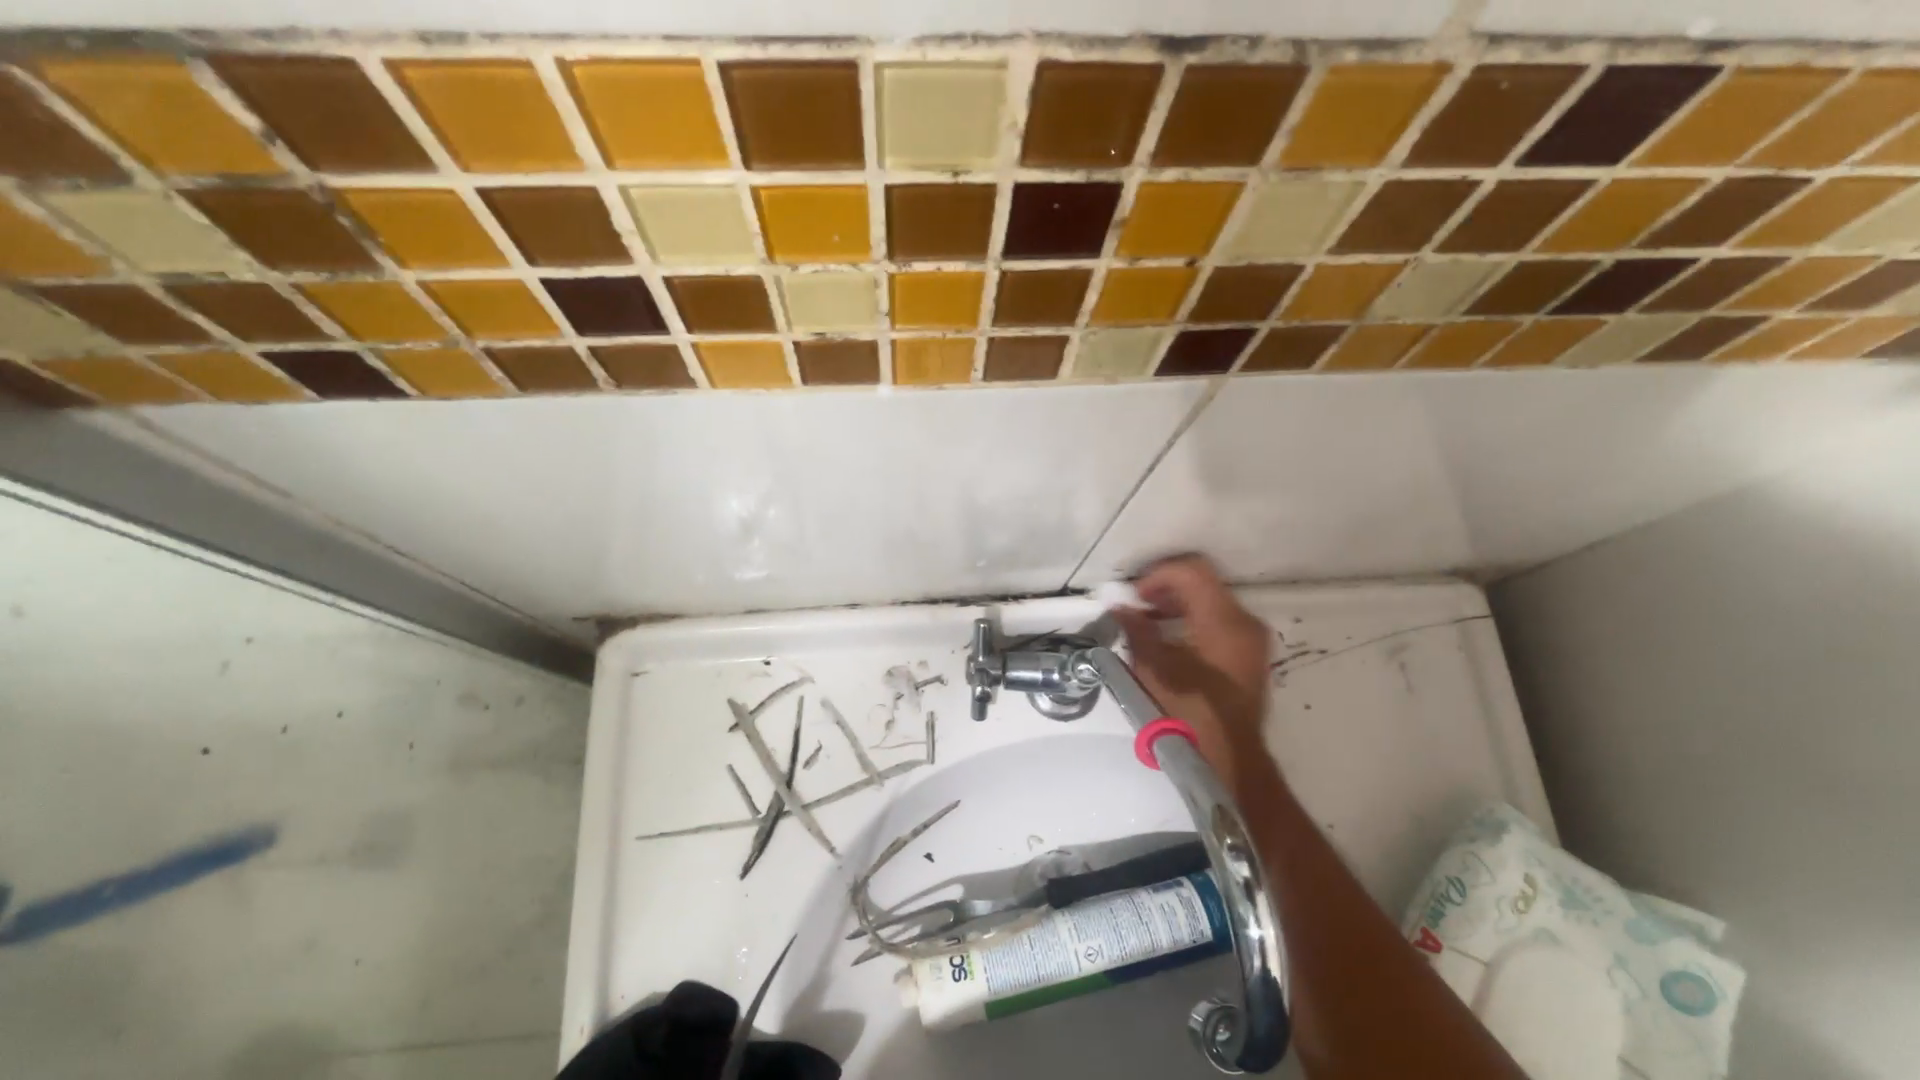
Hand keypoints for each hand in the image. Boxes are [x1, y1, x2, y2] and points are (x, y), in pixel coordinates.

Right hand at [1109, 555, 1275, 788]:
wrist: (1231, 758)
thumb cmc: (1191, 714)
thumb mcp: (1155, 670)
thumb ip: (1137, 632)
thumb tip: (1120, 608)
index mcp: (1224, 621)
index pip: (1192, 571)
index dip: (1158, 575)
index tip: (1134, 596)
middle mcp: (1245, 622)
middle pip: (1204, 584)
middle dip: (1167, 589)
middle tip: (1137, 607)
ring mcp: (1253, 639)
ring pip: (1213, 602)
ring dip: (1180, 606)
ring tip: (1149, 625)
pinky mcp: (1252, 655)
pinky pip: (1222, 622)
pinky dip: (1195, 622)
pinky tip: (1172, 643)